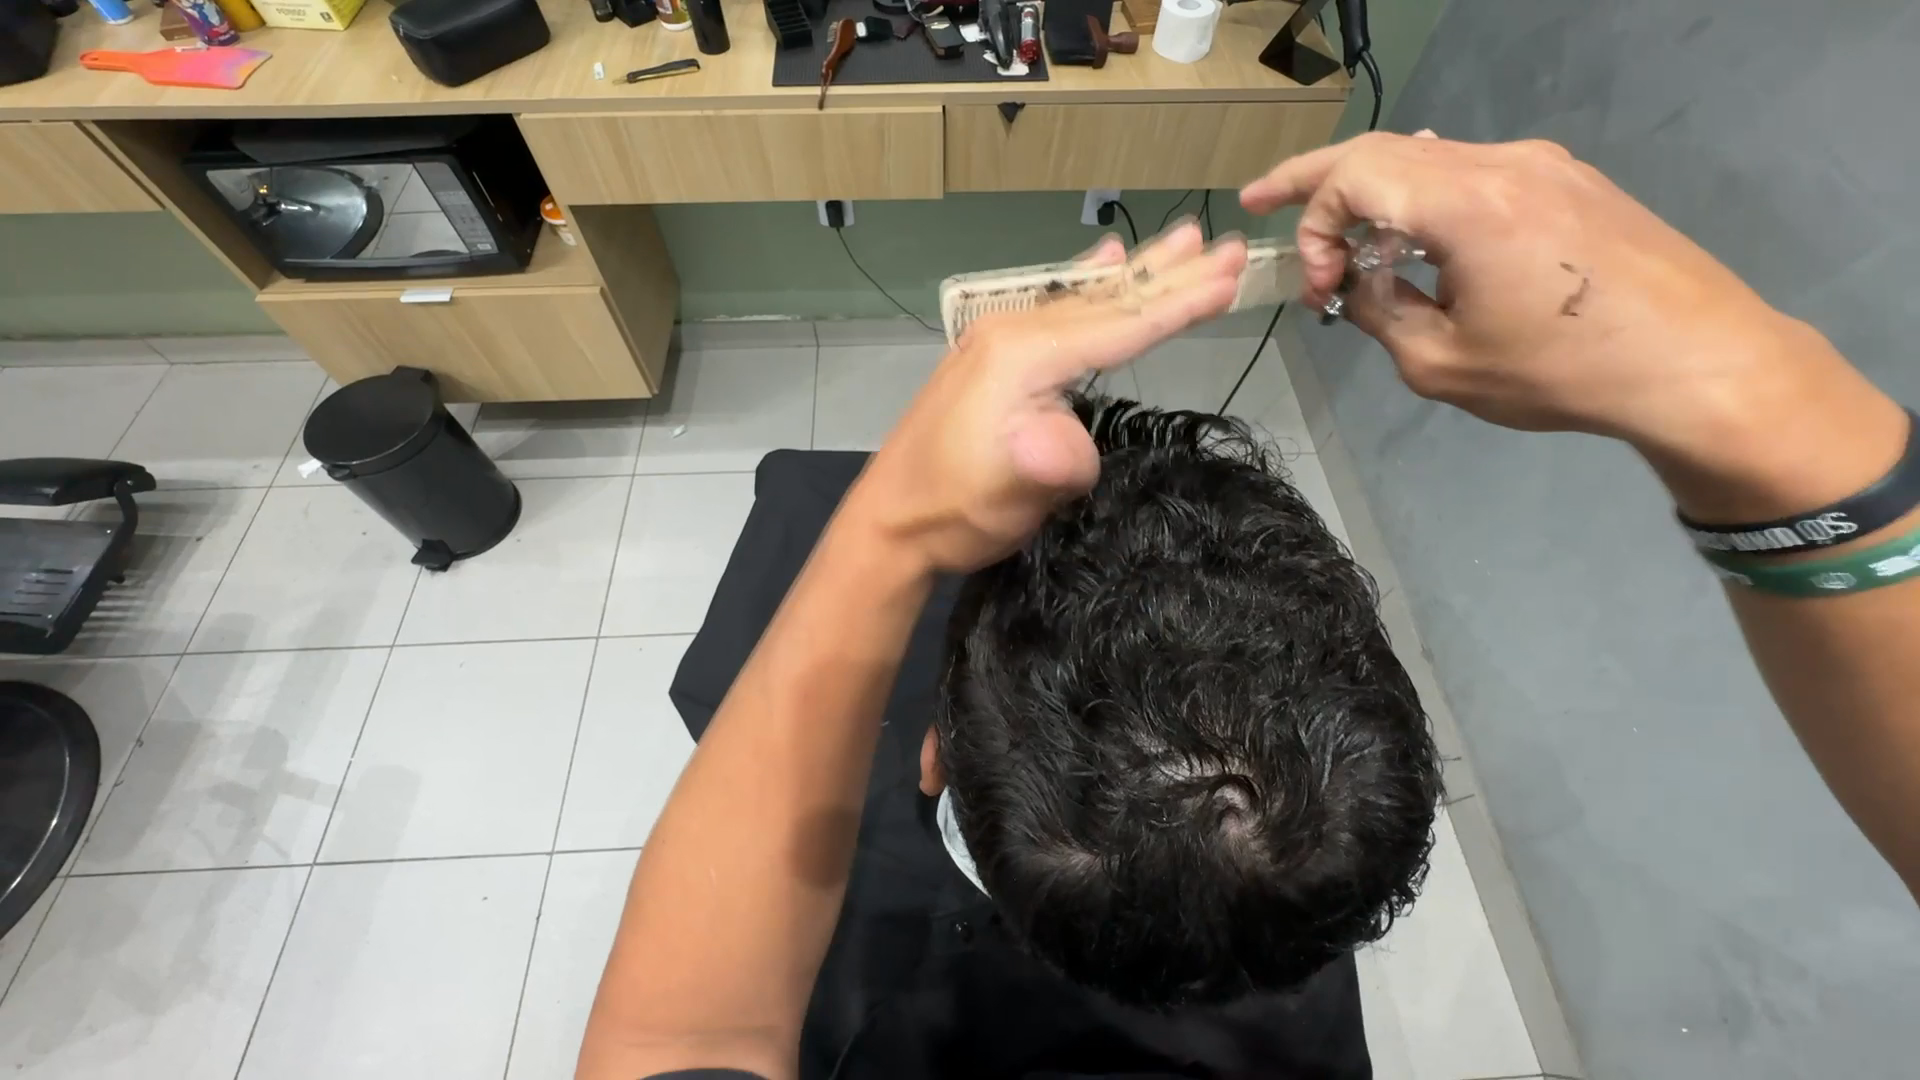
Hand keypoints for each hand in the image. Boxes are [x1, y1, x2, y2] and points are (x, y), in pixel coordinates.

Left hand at [845, 223, 1247, 572]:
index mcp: (1021, 357)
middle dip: (1170, 274)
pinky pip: (1052, 310)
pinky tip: (1102, 262)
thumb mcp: (1008, 500)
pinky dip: (1088, 286)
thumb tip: (1076, 442)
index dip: (1180, 304)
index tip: (1233, 277)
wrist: (889, 521)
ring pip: (1081, 299)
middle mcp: (1009, 333)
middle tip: (1230, 245)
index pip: (1118, 325)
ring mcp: (994, 341)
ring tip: (1183, 241)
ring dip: (1135, 273)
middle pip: (1105, 299)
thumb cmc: (951, 511)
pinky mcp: (989, 359)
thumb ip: (1049, 467)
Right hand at [1240, 132, 1903, 518]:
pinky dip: (1417, 199)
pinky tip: (1404, 233)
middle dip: (1311, 179)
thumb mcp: (1438, 362)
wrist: (1699, 362)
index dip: (1313, 226)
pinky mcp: (1565, 182)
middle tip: (1261, 201)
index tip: (1319, 288)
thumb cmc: (1560, 372)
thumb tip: (1361, 284)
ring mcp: (1541, 166)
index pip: (1354, 177)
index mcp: (1468, 206)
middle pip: (1381, 149)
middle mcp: (1503, 165)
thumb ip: (1381, 311)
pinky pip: (1468, 172)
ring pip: (1424, 158)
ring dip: (1368, 195)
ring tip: (1334, 237)